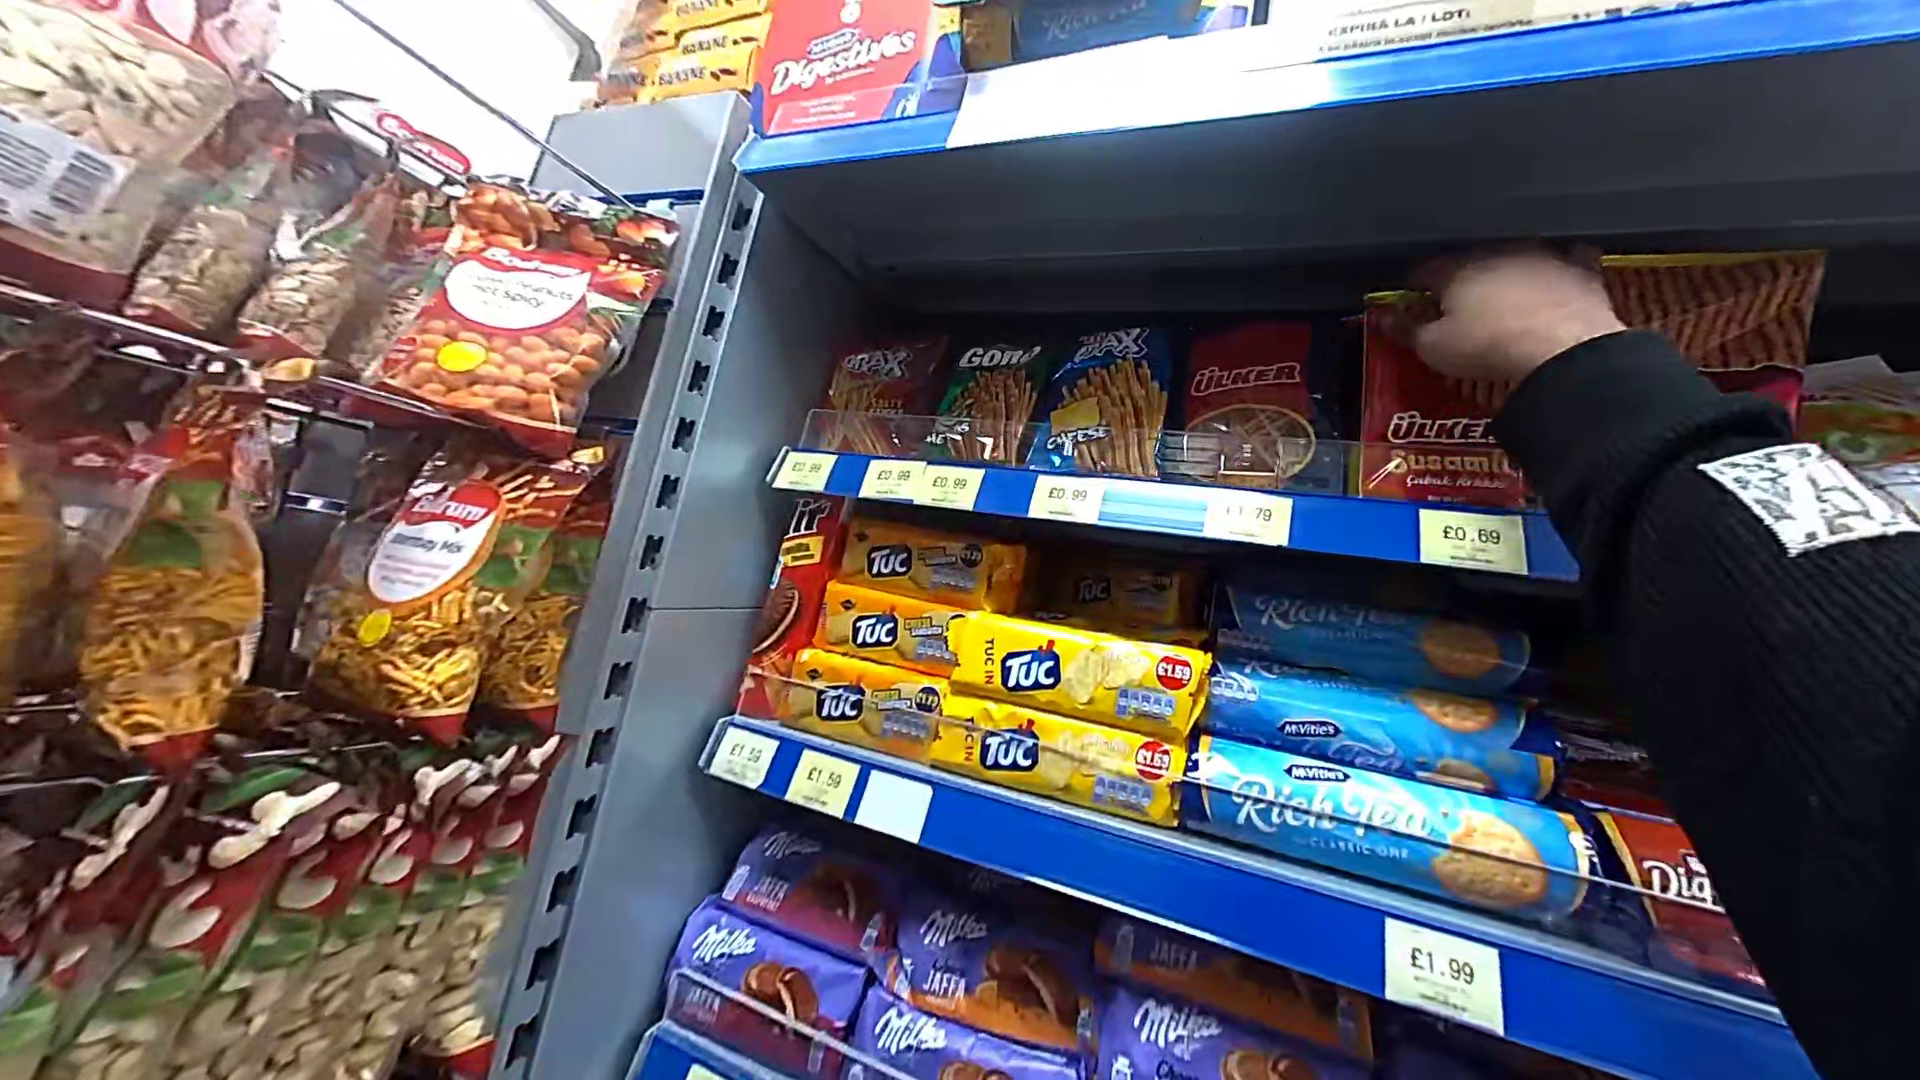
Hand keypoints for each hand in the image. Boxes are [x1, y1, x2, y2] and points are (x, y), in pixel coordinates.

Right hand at [1406, 247, 1626, 382]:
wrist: (1562, 348)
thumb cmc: (1485, 346)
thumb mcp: (1432, 346)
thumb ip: (1404, 329)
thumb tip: (1380, 317)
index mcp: (1456, 269)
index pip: (1421, 270)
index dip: (1408, 286)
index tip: (1403, 299)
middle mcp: (1498, 252)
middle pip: (1467, 260)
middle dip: (1454, 277)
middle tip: (1445, 301)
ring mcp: (1542, 256)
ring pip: (1511, 257)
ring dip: (1498, 270)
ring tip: (1491, 294)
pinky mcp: (1578, 268)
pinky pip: (1562, 260)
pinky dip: (1550, 269)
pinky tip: (1546, 279)